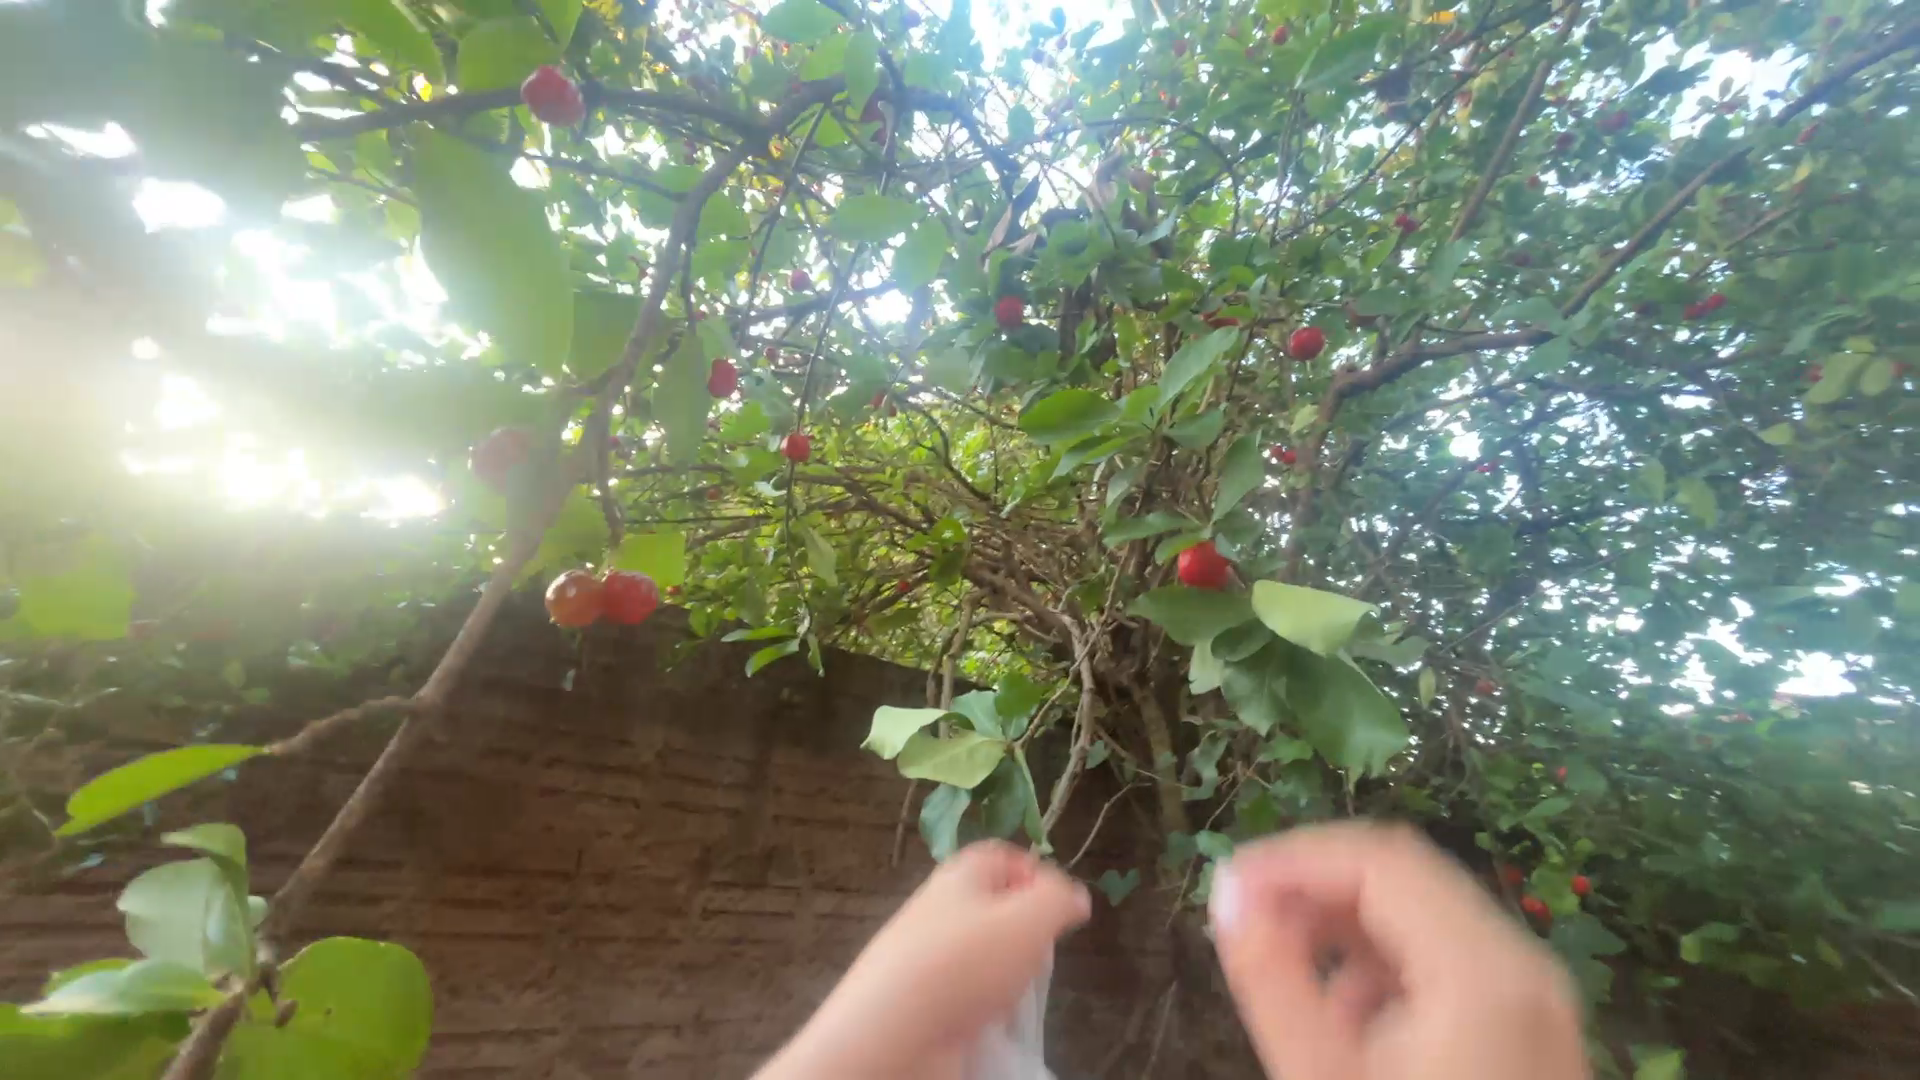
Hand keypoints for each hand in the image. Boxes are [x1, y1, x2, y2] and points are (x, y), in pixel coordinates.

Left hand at [757, 840, 1090, 1079]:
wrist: (893, 1034)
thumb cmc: (964, 962)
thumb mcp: (1028, 918)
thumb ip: (1058, 899)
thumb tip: (1076, 895)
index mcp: (959, 875)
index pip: (1001, 855)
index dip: (1034, 871)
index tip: (1061, 905)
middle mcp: (939, 908)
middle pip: (992, 905)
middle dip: (1024, 928)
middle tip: (1042, 952)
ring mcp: (926, 955)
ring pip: (980, 953)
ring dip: (1005, 971)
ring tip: (1017, 992)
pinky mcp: (920, 1001)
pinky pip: (963, 994)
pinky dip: (983, 1006)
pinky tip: (992, 1021)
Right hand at [1209, 822, 1589, 1079]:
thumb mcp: (1324, 1077)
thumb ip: (1269, 973)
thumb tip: (1226, 889)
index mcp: (1483, 971)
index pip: (1376, 860)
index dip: (1292, 857)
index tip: (1228, 883)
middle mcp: (1520, 962)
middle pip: (1399, 871)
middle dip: (1311, 881)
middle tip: (1245, 909)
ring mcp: (1527, 991)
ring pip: (1415, 906)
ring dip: (1337, 914)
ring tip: (1279, 954)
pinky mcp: (1519, 1017)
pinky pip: (1435, 948)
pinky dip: (1373, 953)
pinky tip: (1340, 1006)